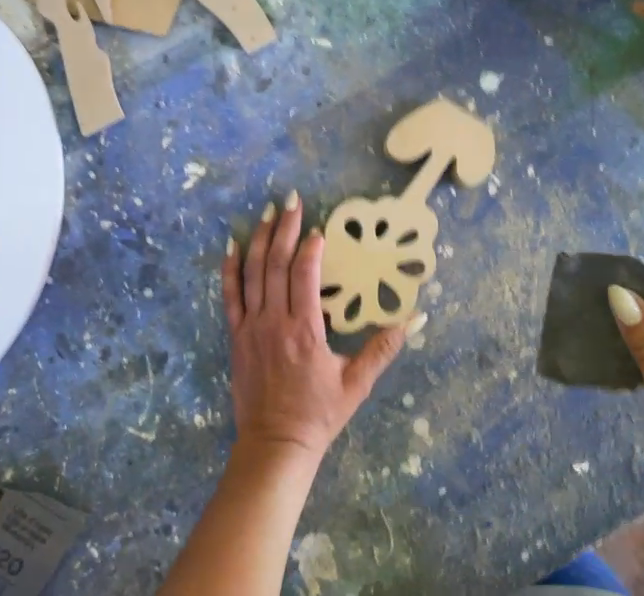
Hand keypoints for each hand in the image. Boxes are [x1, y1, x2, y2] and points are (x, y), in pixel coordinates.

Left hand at [221, 191, 420, 457]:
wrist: (275, 443)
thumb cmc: (319, 414)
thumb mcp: (357, 384)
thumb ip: (383, 349)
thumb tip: (413, 320)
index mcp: (306, 330)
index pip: (305, 274)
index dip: (310, 248)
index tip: (318, 229)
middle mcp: (275, 321)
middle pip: (277, 264)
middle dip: (284, 229)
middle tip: (291, 200)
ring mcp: (251, 327)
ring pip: (253, 272)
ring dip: (260, 239)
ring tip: (266, 212)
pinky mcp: (236, 336)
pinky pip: (230, 295)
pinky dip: (230, 268)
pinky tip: (233, 245)